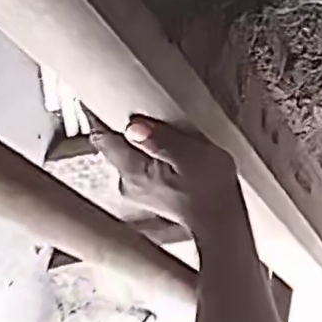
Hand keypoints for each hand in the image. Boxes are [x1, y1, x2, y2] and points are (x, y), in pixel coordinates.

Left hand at [92, 116, 246, 233]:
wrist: (222, 224)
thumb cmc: (211, 190)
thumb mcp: (192, 155)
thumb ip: (160, 139)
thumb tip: (134, 126)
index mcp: (133, 171)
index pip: (102, 137)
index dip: (99, 115)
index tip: (103, 97)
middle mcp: (127, 183)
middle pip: (112, 144)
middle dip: (122, 125)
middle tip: (136, 106)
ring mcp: (136, 190)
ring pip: (126, 154)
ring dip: (136, 139)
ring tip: (156, 125)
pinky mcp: (149, 193)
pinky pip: (138, 164)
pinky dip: (146, 152)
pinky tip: (165, 149)